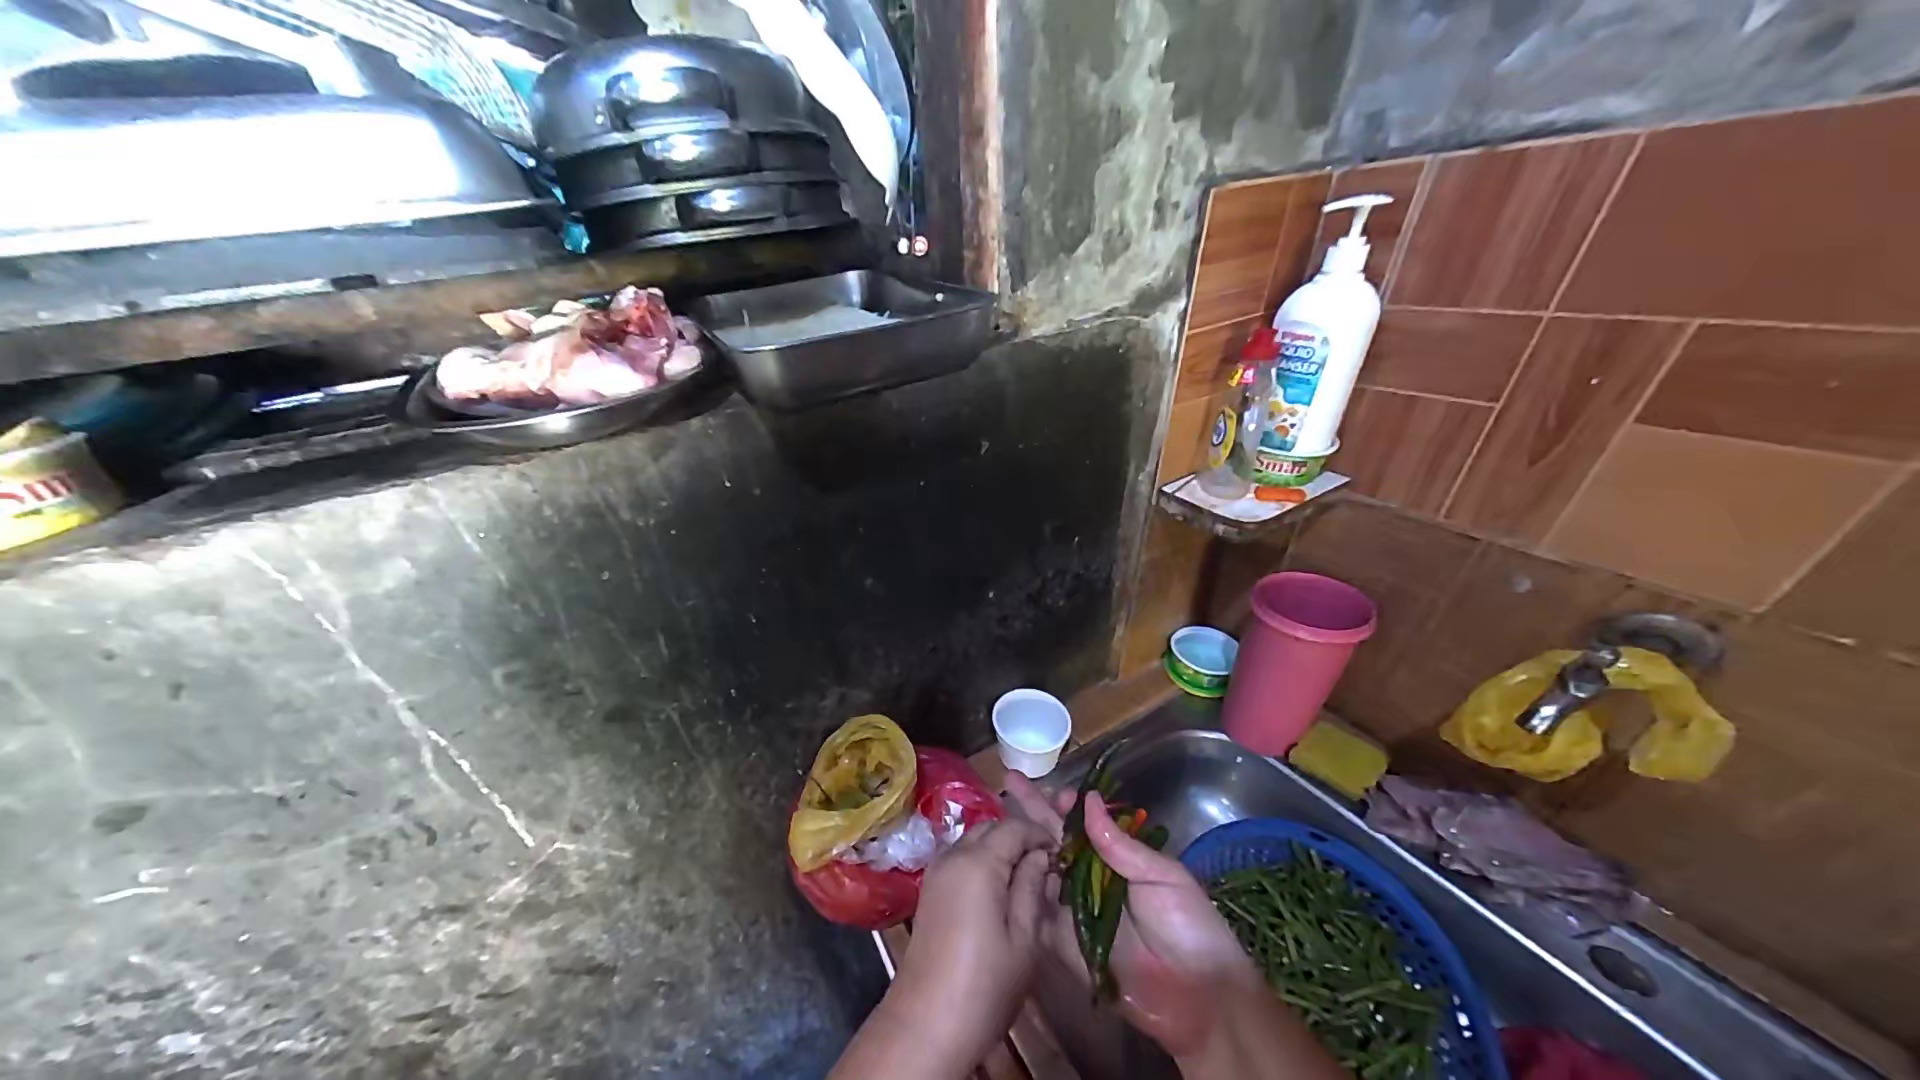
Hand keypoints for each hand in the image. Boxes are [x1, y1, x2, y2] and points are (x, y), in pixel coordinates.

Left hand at [831, 816, 1053, 1079]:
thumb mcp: (1023, 939)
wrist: (926, 1023)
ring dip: (998, 848)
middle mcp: (953, 856)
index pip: (1013, 826)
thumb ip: (1032, 888)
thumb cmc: (984, 984)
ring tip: (1025, 876)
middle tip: (1045, 863)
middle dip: (1018, 837)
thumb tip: (1040, 856)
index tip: (1061, 853)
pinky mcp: (929, 890)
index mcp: (978, 863)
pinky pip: (959, 859)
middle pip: (990, 828)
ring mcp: (936, 872)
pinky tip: (997, 889)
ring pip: (972, 841)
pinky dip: (980, 861)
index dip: (1040, 833)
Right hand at [1004, 775, 1259, 1056]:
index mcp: (1118, 860)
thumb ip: (1120, 844)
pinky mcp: (1062, 944)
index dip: (1065, 806)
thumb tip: (1088, 799)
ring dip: (1018, 846)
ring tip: (996, 819)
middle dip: (1032, 812)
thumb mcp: (1163, 876)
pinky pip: (1035, 915)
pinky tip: (996, 869)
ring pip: (1039, 872)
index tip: (1052, 790)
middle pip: (1055, 842)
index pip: (1083, 826)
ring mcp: (1074, 911)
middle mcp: (1091, 881)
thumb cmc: (1188, 927)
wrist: (1198, 999)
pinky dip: (1016, 892)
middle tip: (1009, 782)